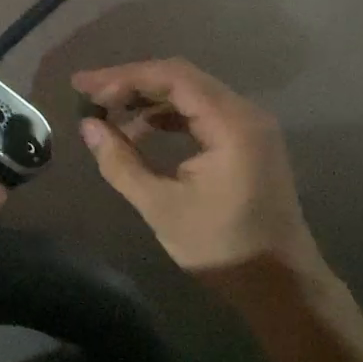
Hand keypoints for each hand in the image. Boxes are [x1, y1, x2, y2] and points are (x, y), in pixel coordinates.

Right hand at [72, 59, 323, 277]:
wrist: (280, 285)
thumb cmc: (220, 247)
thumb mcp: (161, 206)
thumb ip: (120, 162)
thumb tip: (88, 126)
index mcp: (231, 124)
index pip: (172, 78)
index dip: (123, 77)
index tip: (82, 86)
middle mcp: (246, 114)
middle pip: (182, 79)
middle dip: (132, 83)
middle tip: (90, 95)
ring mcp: (250, 128)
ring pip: (192, 95)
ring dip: (149, 99)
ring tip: (109, 112)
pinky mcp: (248, 144)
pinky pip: (203, 114)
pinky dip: (169, 116)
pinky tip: (141, 130)